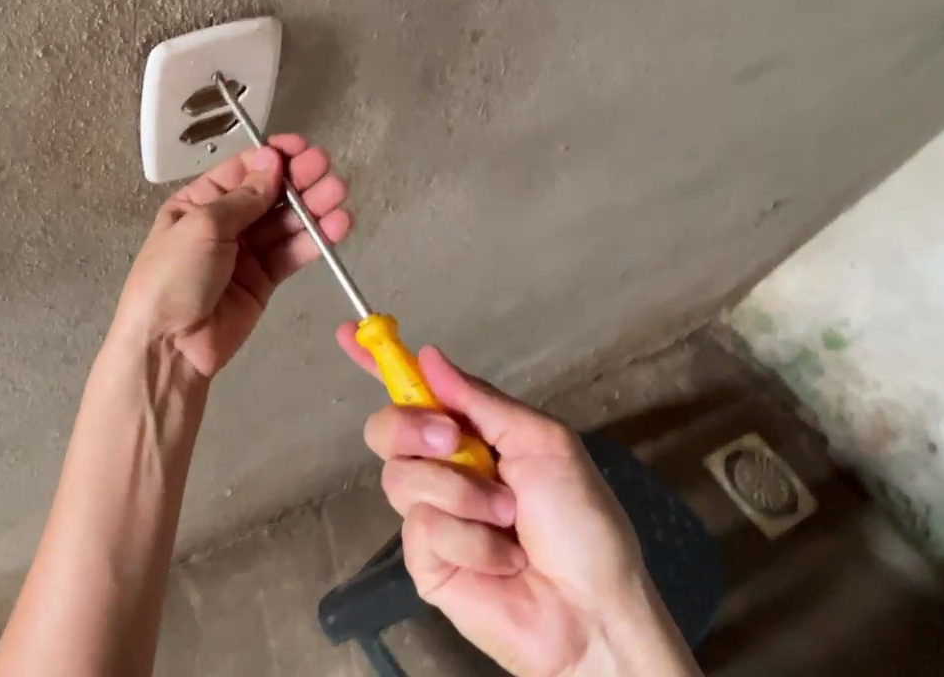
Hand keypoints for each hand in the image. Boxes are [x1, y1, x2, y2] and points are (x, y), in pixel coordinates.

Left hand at [114, 135, 351, 379]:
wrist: (169, 346)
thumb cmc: (172, 277)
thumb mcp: (201, 227)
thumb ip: (242, 198)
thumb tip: (271, 162)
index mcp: (197, 202)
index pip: (242, 171)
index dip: (273, 158)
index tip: (302, 147)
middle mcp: (223, 223)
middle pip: (268, 194)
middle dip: (298, 179)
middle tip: (325, 168)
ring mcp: (245, 253)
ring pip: (285, 222)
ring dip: (312, 207)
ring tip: (338, 194)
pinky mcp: (264, 280)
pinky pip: (292, 253)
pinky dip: (315, 240)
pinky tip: (337, 226)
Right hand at [336, 336, 699, 676]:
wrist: (594, 610)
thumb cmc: (582, 522)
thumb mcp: (544, 443)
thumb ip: (481, 400)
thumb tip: (427, 355)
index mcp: (469, 432)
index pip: (412, 389)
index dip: (377, 361)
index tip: (349, 333)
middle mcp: (442, 467)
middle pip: (385, 427)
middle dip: (411, 426)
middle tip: (452, 440)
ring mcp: (429, 513)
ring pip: (401, 477)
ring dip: (461, 494)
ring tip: (507, 518)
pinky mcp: (424, 560)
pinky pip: (422, 528)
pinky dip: (468, 540)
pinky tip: (501, 559)